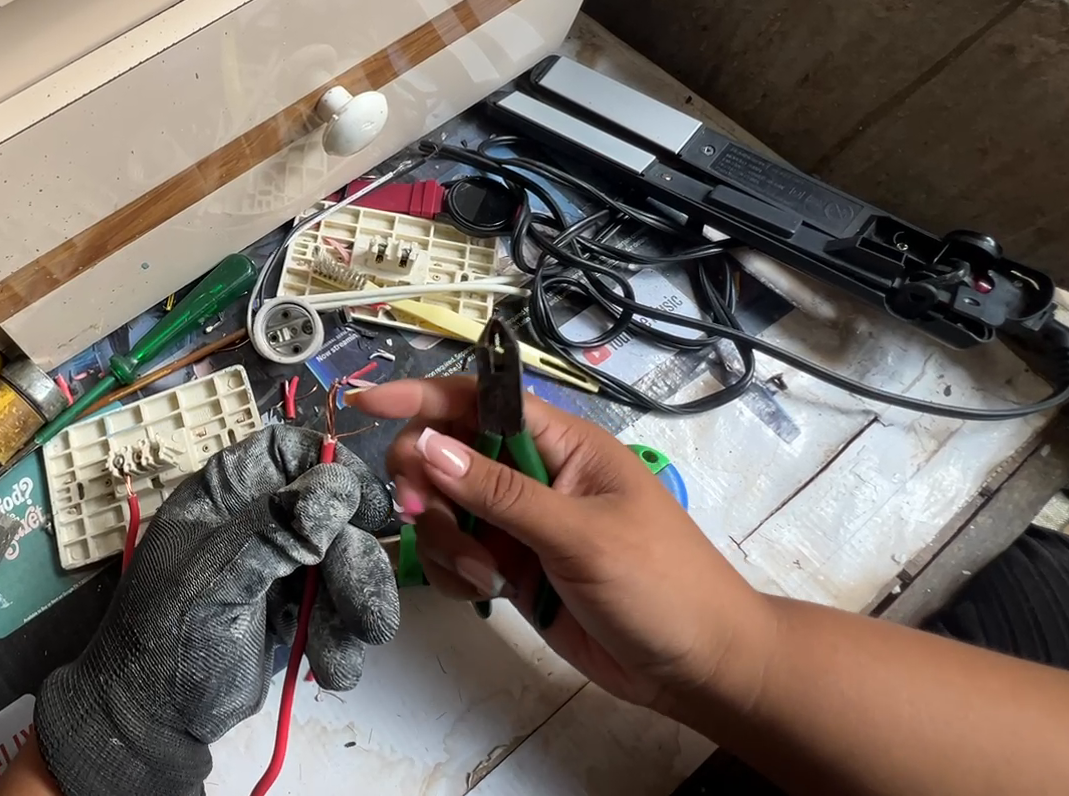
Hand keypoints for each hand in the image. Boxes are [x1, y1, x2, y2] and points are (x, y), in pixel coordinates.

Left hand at [35, 426, 399, 795]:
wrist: (156, 722)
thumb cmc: (166, 635)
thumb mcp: (213, 577)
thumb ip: (274, 530)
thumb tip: (337, 486)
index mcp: (225, 494)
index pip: (285, 449)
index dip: (329, 465)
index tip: (365, 501)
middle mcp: (258, 519)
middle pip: (331, 509)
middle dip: (352, 558)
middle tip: (363, 606)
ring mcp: (280, 564)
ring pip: (345, 558)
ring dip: (355, 606)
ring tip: (340, 654)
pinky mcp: (297, 608)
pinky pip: (340, 604)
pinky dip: (344, 636)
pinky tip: (330, 666)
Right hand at [354, 376, 775, 711]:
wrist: (700, 672)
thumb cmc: (662, 586)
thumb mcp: (580, 535)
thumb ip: (500, 491)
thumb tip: (427, 444)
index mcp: (558, 443)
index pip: (477, 399)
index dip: (420, 396)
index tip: (368, 402)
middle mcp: (528, 472)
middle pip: (444, 452)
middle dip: (427, 482)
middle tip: (427, 514)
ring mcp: (513, 518)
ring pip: (442, 506)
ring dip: (446, 538)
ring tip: (486, 573)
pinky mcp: (505, 560)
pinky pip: (451, 551)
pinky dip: (452, 570)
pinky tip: (485, 590)